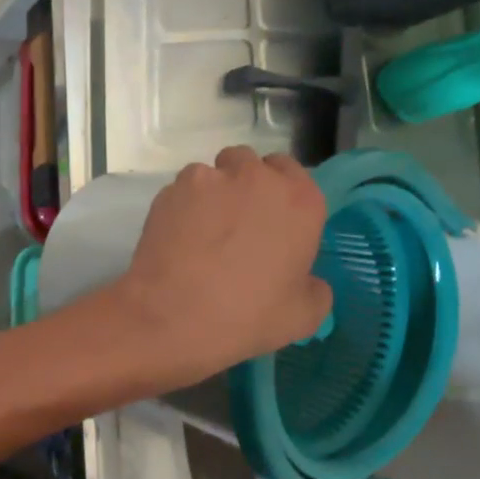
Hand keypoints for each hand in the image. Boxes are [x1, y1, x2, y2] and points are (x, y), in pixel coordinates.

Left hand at [109, 146, 331, 385]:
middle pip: (248, 163)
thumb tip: (304, 280)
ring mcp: (206, 180)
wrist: (173, 314)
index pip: (292, 172)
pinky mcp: (168, 192)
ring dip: (210, 193)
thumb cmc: (247, 315)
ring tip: (202, 230)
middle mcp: (254, 178)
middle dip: (243, 183)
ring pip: (210, 174)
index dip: (279, 192)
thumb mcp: (304, 313)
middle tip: (236, 221)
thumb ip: (312, 285)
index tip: (271, 217)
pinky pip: (180, 191)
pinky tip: (177, 237)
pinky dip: (181, 207)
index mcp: (298, 200)